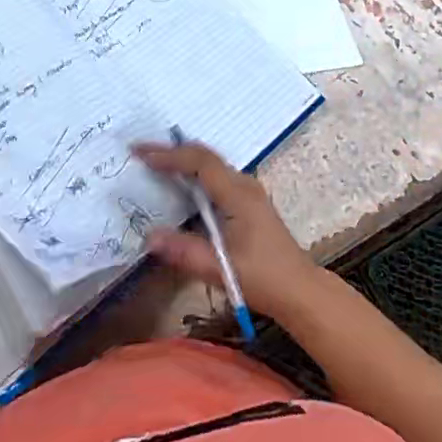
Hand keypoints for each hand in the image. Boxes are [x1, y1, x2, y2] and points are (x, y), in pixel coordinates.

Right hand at [134, 142, 320, 315]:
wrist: (300, 290)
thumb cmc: (263, 279)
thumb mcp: (221, 269)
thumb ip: (185, 252)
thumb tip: (149, 237)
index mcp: (238, 194)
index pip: (200, 162)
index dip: (169, 155)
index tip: (141, 153)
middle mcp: (244, 185)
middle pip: (205, 156)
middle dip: (173, 152)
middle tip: (142, 154)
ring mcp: (248, 192)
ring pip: (211, 166)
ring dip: (183, 161)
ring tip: (155, 165)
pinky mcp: (248, 202)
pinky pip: (216, 177)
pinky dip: (194, 175)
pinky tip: (181, 187)